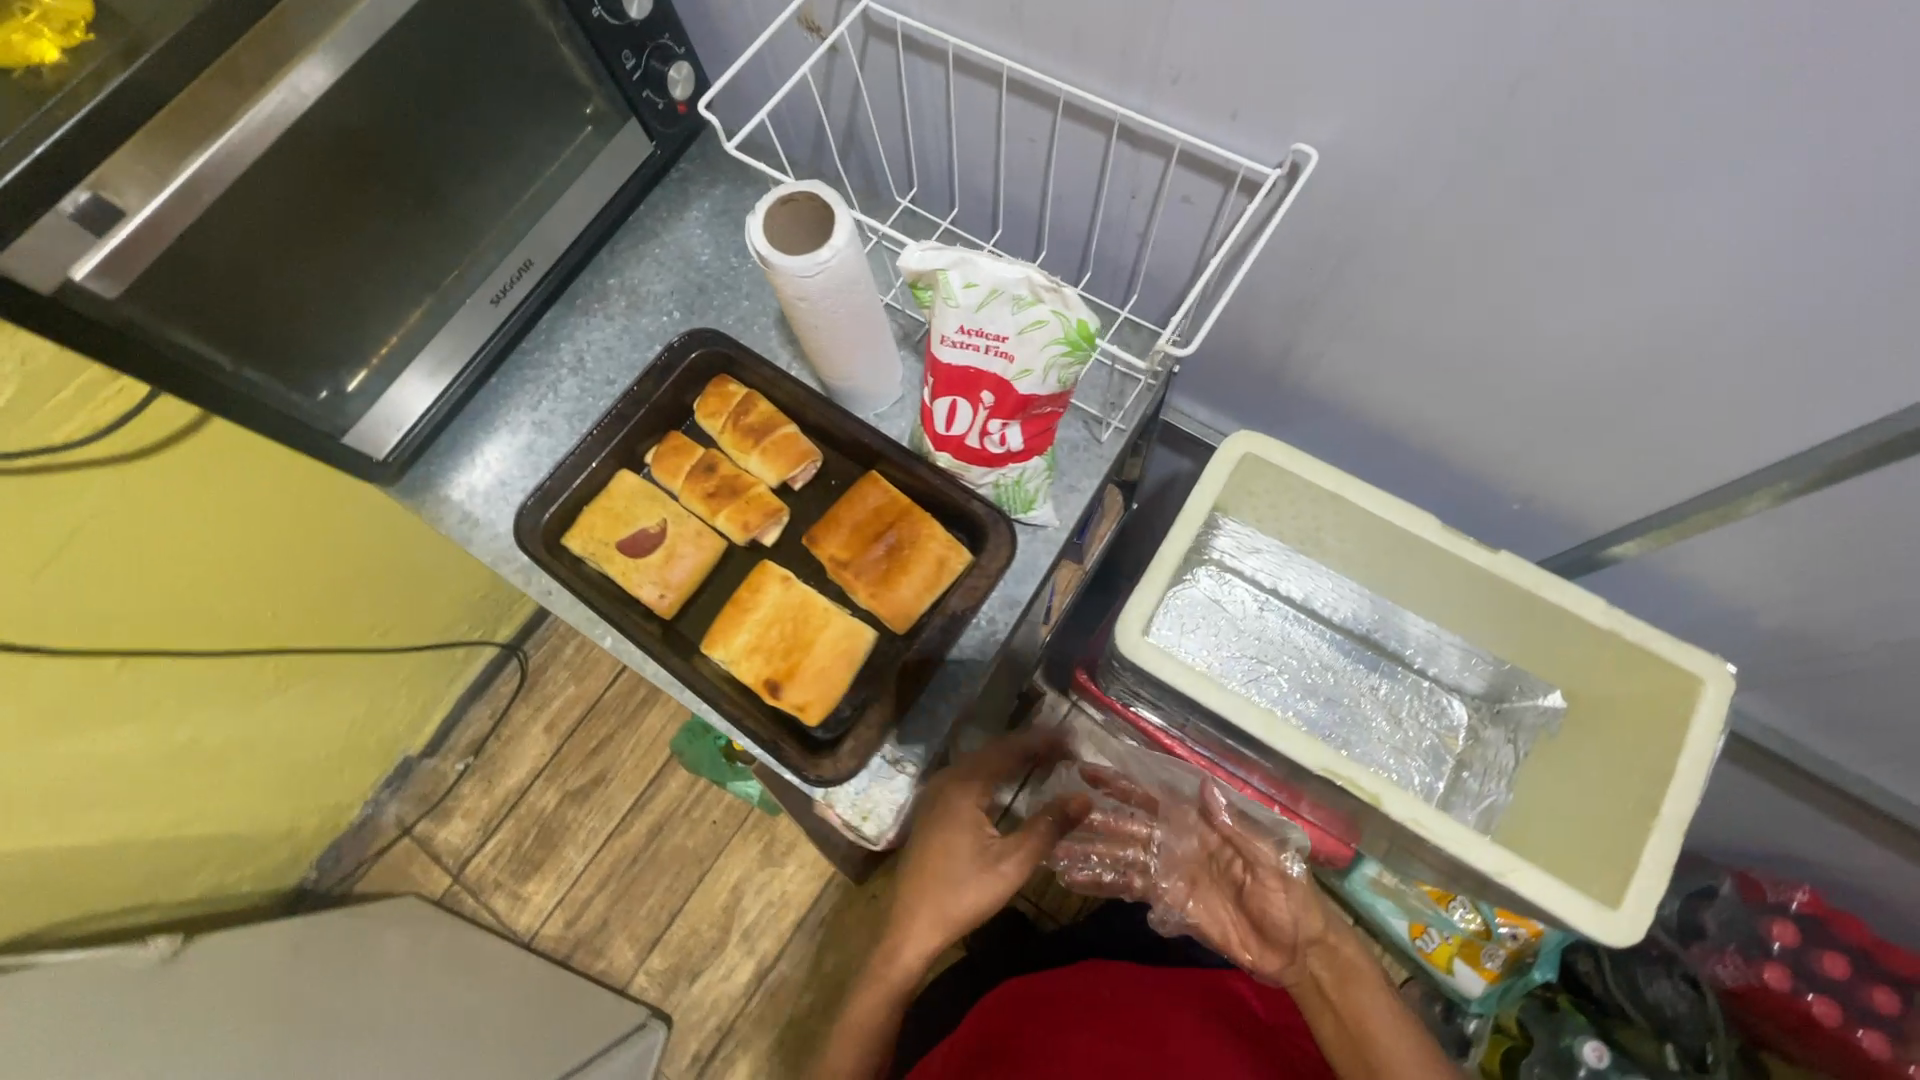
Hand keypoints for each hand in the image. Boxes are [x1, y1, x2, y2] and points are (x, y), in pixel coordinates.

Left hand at [882, 730, 1091, 968]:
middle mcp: (947, 780)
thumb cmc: (962, 895)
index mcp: (963, 786)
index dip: (1041, 742)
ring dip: (1012, 759)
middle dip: (1029, 747)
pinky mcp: (933, 808)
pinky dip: (995, 773)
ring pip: (980, 763)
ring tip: (1046, 760)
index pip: (1008, 750)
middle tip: (1065, 749)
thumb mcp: (1012, 864)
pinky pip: (969, 776)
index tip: (1072, 740)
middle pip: (993, 751)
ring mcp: (936, 793)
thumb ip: (1048, 828)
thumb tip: (1084, 798)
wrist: (911, 926)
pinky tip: (1012, 783)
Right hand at [1052, 766, 1331, 987]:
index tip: (1089, 771)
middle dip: (1096, 817)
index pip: (1156, 796)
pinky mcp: (1171, 903)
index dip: (1124, 783)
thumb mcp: (1271, 859)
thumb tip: (1205, 786)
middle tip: (1058, 811)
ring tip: (1056, 849)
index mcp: (1203, 824)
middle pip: (1131, 825)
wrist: (1298, 951)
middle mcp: (1181, 842)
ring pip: (1125, 856)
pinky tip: (1076, 881)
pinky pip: (1132, 889)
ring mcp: (1173, 872)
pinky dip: (1104, 884)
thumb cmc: (1291, 896)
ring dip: (1093, 851)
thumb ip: (1237, 827)